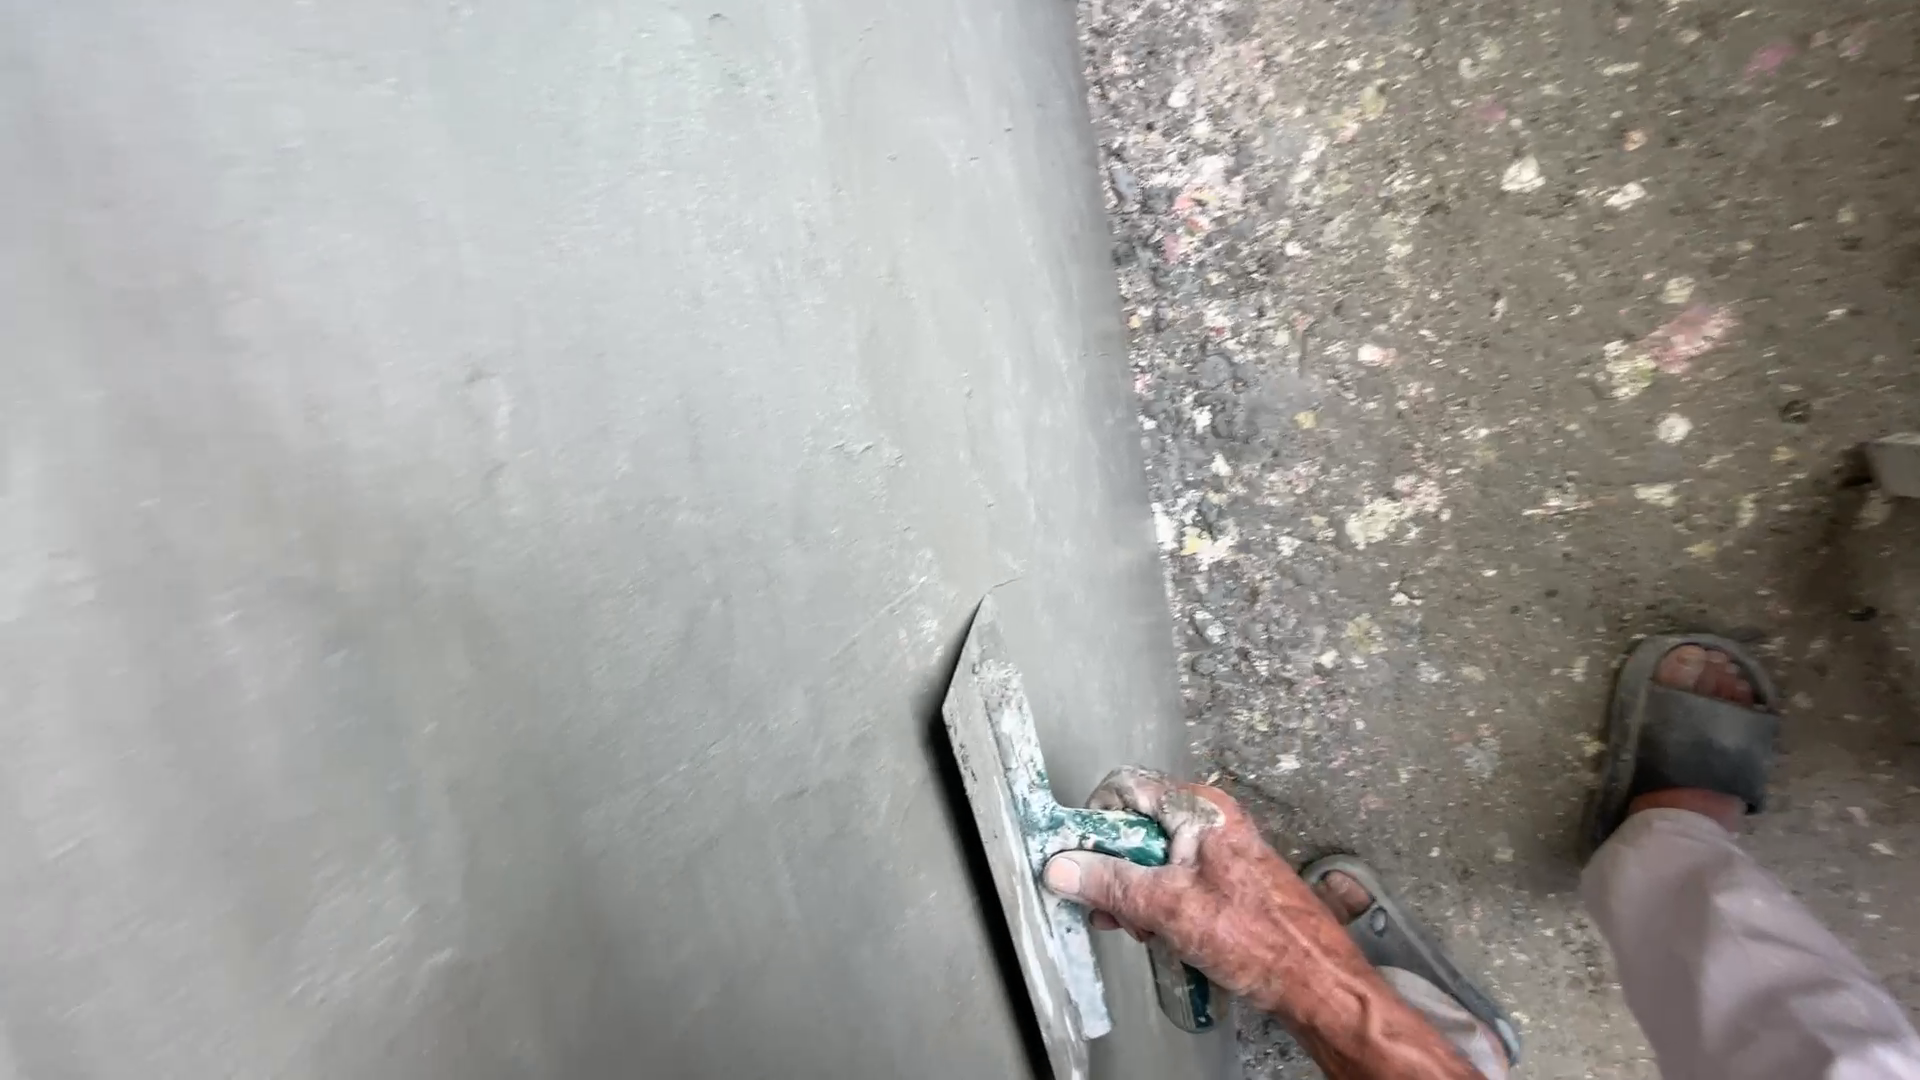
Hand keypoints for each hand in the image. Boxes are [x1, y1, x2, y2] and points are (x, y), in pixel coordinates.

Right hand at [1041, 769, 1483, 1079]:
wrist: (1320, 983)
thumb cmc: (1255, 938)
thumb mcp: (1169, 907)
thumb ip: (1110, 883)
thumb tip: (1059, 867)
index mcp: (1197, 806)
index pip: (1124, 789)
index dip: (1095, 820)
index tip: (1077, 857)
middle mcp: (1206, 816)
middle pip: (1135, 824)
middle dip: (1112, 867)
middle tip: (1105, 905)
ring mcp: (1216, 845)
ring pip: (1151, 854)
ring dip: (1132, 889)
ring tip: (1133, 925)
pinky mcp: (1222, 874)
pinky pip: (1172, 874)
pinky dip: (1155, 899)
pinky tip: (1155, 930)